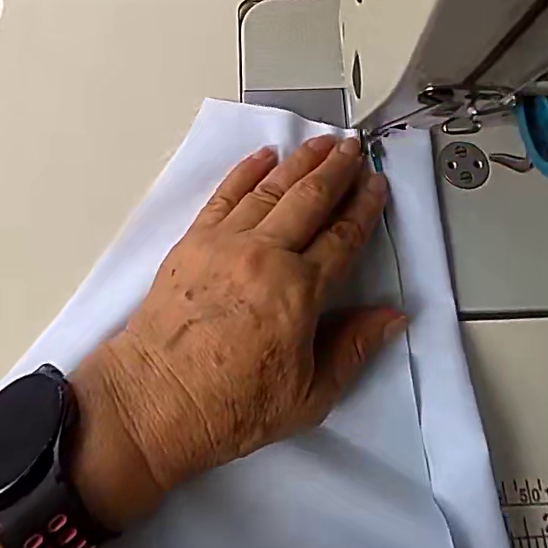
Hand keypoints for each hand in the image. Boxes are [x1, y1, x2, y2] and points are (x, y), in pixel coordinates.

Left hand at [72, 134, 402, 528]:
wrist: (156, 396)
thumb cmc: (228, 403)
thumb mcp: (309, 395)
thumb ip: (353, 348)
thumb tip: (390, 316)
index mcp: (299, 292)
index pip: (343, 237)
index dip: (364, 208)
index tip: (376, 187)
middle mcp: (263, 257)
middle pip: (310, 200)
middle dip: (337, 170)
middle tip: (355, 149)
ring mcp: (224, 244)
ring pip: (271, 189)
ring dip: (299, 162)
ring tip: (321, 143)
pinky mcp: (192, 241)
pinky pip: (224, 195)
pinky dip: (245, 172)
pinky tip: (263, 157)